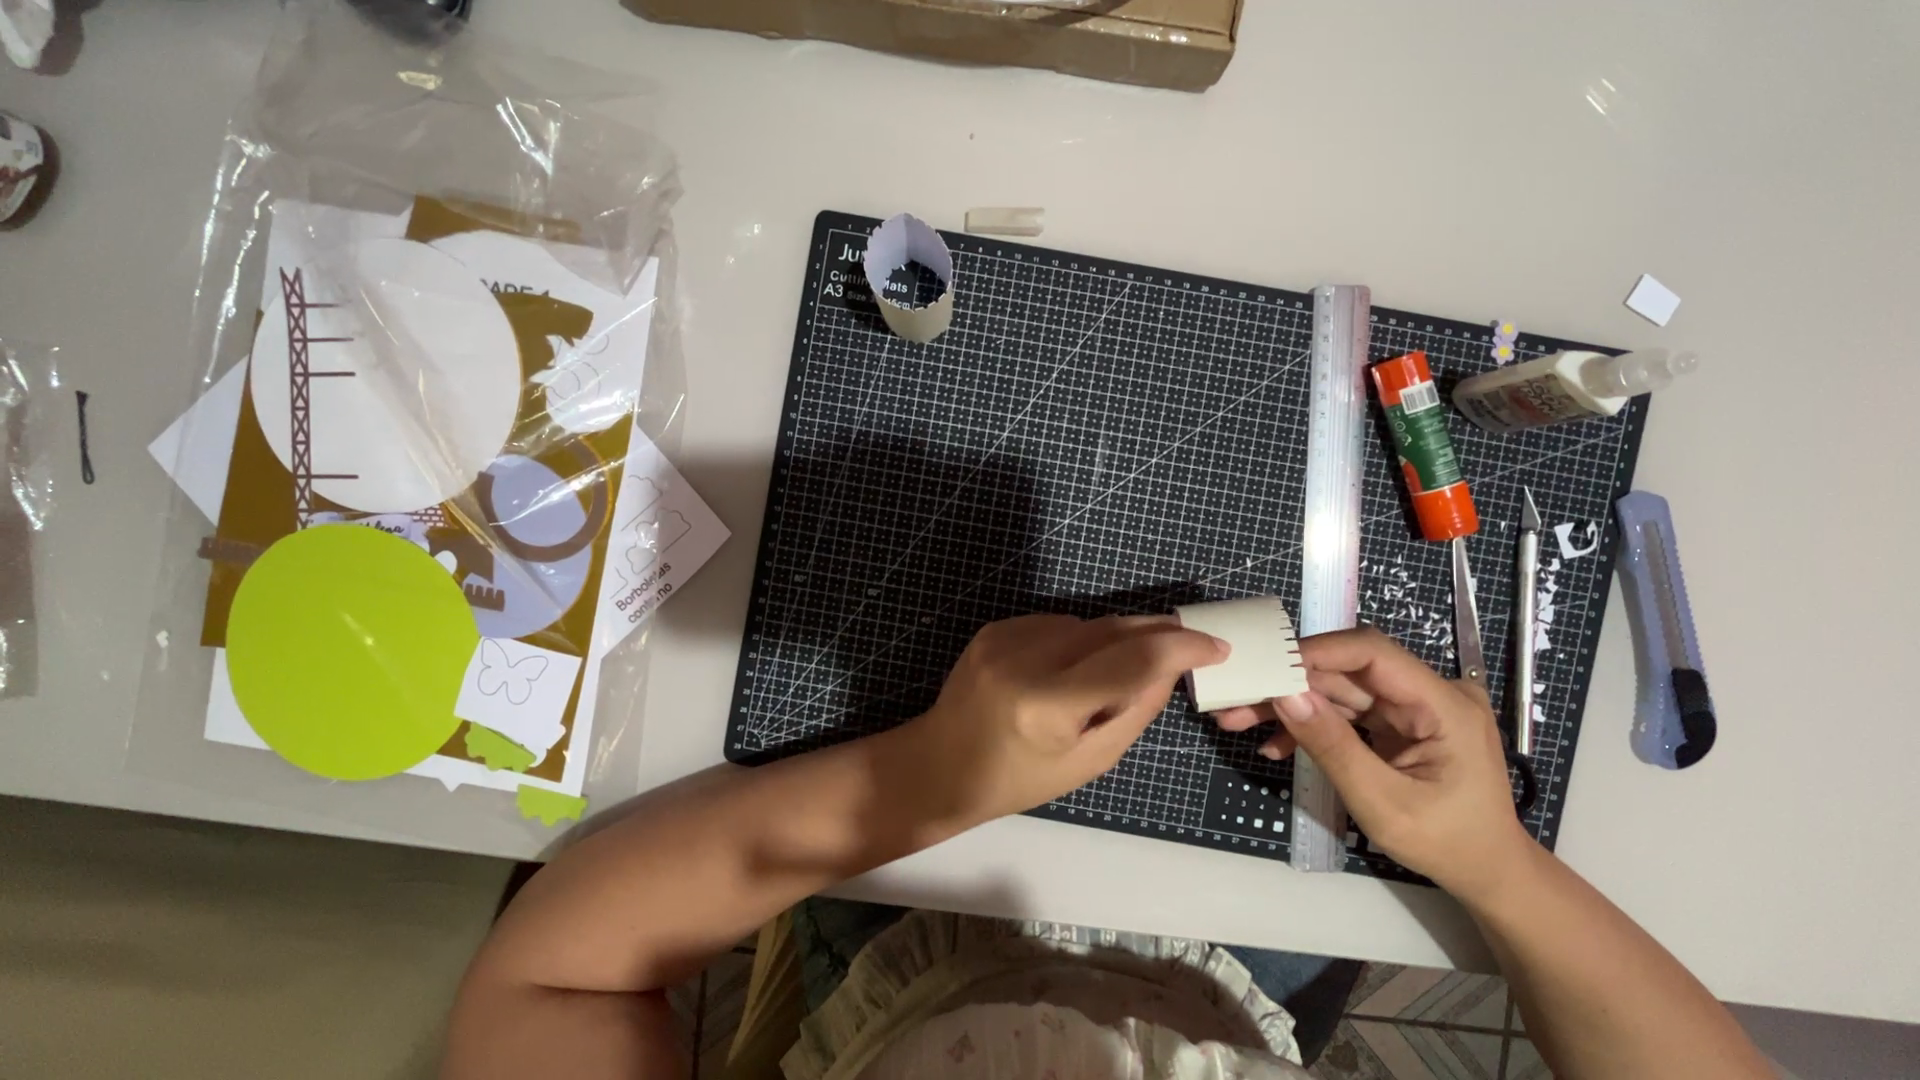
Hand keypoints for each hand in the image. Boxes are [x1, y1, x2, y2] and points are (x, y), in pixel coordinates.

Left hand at [901, 615, 1228, 828]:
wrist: (940, 765)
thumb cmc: (1018, 779)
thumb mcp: (1088, 762)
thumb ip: (1134, 711)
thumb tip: (1170, 668)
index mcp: (1048, 704)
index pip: (1131, 659)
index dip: (1180, 648)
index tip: (1214, 646)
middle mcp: (1025, 659)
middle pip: (1111, 628)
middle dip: (1156, 632)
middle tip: (1190, 642)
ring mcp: (1004, 637)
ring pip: (1087, 622)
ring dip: (1114, 638)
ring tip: (1114, 672)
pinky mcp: (994, 627)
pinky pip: (1057, 623)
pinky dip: (1077, 639)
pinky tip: (1070, 668)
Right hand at [1213, 628, 1534, 900]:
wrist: (1487, 874)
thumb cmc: (1445, 842)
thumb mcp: (1382, 802)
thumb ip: (1333, 746)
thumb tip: (1285, 695)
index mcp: (1443, 704)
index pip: (1372, 652)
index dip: (1316, 651)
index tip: (1265, 665)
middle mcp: (1429, 694)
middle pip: (1347, 671)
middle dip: (1289, 683)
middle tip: (1236, 697)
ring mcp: (1413, 709)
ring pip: (1338, 691)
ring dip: (1290, 705)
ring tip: (1237, 719)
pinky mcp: (1398, 724)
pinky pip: (1346, 714)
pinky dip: (1310, 727)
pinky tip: (1274, 745)